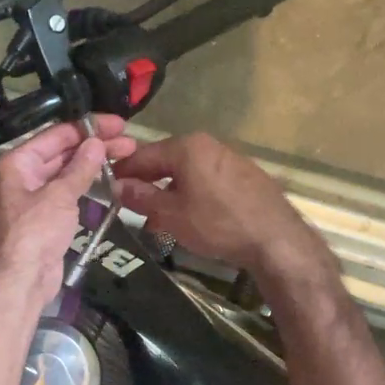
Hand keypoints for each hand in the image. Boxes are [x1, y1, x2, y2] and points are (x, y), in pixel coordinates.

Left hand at [0, 115, 137, 303]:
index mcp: (17, 163)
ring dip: (93, 165)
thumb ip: (80, 168)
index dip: (87, 128)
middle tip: (129, 142)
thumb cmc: (35, 232)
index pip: (56, 136)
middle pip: (61, 153)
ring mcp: (34, 197)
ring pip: (66, 173)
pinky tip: (109, 180)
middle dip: (94, 147)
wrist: (22, 280)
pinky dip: (86, 185)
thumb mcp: (59, 195)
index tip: (117, 125)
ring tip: (126, 157)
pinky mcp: (45, 217)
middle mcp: (22, 176)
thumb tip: (97, 144)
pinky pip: (67, 193)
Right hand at [114, 133, 334, 281]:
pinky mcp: (245, 175)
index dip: (122, 172)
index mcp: (186, 147)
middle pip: (166, 161)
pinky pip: (207, 180)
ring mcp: (230, 158)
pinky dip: (192, 194)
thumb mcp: (171, 214)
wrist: (276, 239)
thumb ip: (141, 197)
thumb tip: (116, 186)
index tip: (107, 189)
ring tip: (160, 219)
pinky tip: (190, 218)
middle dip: (147, 184)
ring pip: (187, 172)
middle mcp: (208, 145)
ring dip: (169, 192)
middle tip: (131, 208)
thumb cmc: (217, 223)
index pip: (142, 154)